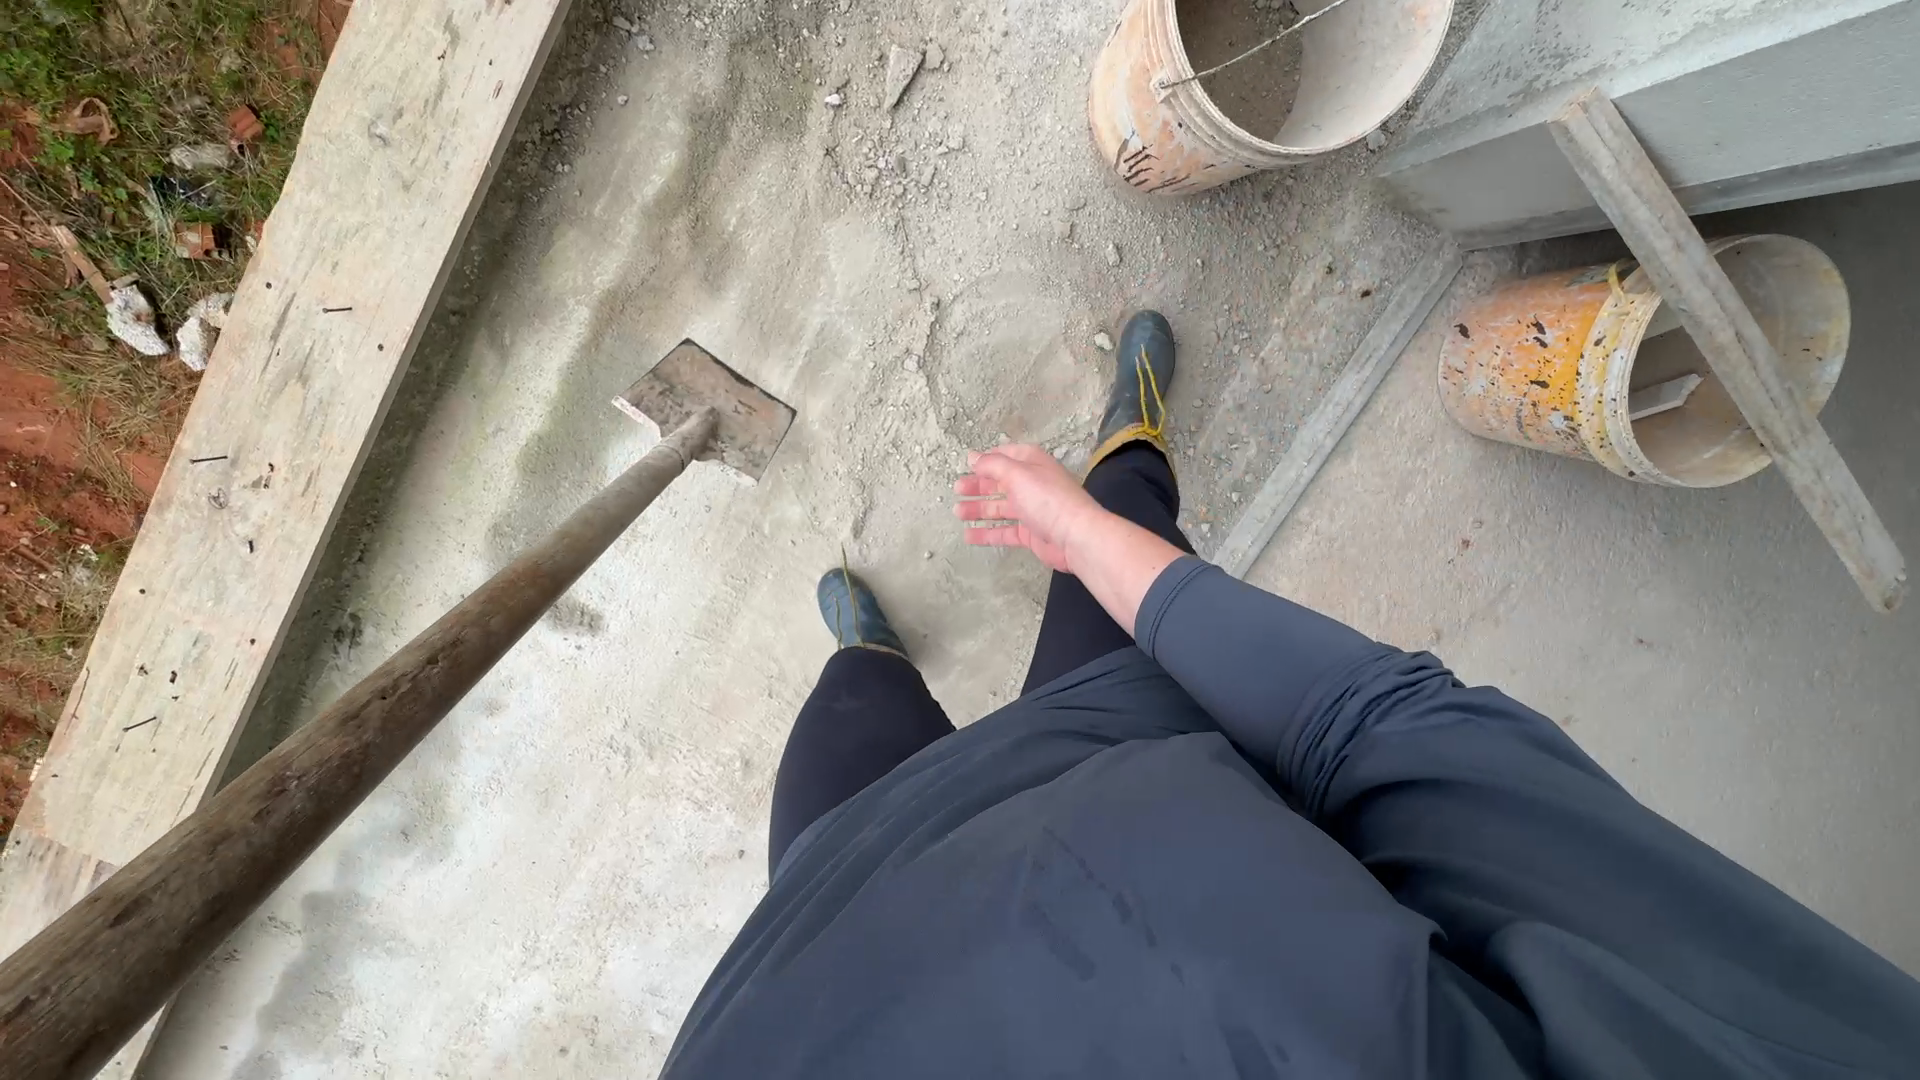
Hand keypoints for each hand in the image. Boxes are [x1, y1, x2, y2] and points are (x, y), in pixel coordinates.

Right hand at [953, 445, 1105, 573]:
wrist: (1076, 536)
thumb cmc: (1047, 499)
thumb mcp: (1017, 473)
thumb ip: (992, 464)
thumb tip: (973, 457)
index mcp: (1031, 464)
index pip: (1006, 456)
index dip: (987, 459)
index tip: (967, 464)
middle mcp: (1031, 484)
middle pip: (1000, 482)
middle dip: (978, 485)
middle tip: (958, 490)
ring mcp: (1031, 510)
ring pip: (1000, 507)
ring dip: (978, 509)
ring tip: (958, 512)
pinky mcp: (1030, 534)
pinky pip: (1004, 531)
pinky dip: (986, 533)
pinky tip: (969, 536)